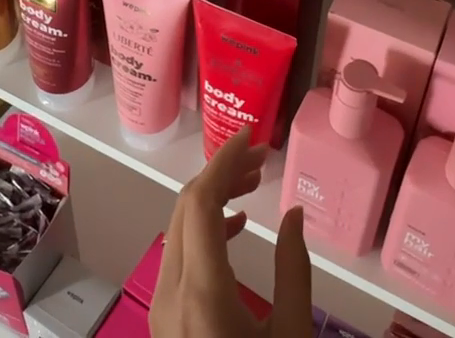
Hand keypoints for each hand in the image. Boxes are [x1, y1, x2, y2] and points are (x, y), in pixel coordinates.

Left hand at [150, 128, 314, 337]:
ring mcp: (161, 305)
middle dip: (222, 172)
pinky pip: (179, 254)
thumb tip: (294, 214)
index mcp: (202, 292)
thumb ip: (293, 272)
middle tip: (260, 158)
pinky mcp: (163, 316)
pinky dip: (204, 228)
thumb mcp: (291, 334)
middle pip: (186, 209)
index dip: (223, 161)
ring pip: (179, 229)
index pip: (200, 203)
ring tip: (252, 183)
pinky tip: (235, 224)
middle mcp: (170, 292)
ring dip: (213, 197)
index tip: (250, 136)